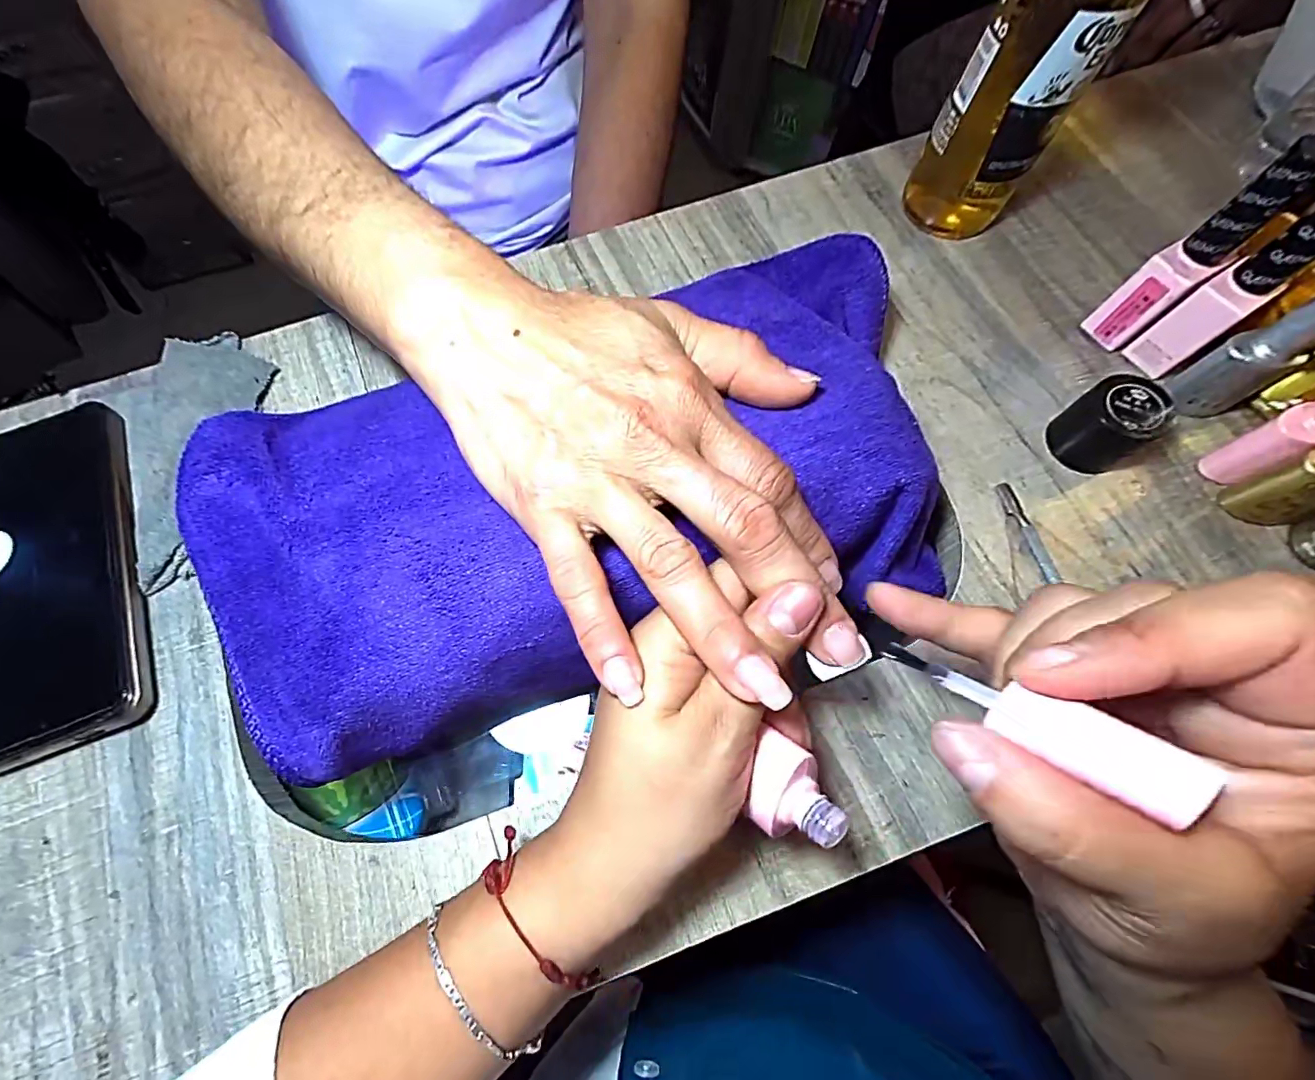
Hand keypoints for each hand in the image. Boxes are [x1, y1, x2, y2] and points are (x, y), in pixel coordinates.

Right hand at [415, 283, 864, 710]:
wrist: (481, 332)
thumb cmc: (571, 327)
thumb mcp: (667, 322)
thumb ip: (740, 356)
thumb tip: (806, 386)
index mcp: (688, 408)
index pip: (769, 483)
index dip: (809, 540)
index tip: (833, 589)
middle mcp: (653, 451)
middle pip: (738, 531)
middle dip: (790, 597)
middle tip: (829, 656)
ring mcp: (595, 484)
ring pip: (669, 565)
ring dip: (717, 631)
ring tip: (755, 688)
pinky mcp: (543, 508)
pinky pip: (576, 578)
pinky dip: (601, 631)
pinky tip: (626, 681)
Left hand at [544, 563, 825, 938]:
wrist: (617, 858)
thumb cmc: (660, 803)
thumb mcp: (719, 728)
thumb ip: (759, 655)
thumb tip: (802, 587)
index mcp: (662, 631)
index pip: (736, 575)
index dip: (794, 597)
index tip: (836, 641)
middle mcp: (665, 636)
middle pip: (749, 614)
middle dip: (789, 663)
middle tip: (797, 721)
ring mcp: (675, 664)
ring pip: (754, 655)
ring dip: (781, 700)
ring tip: (781, 752)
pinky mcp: (687, 692)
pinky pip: (739, 683)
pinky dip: (764, 715)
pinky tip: (768, 752)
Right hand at [869, 574, 1314, 981]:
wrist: (1129, 923)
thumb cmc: (1180, 920)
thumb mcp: (1163, 899)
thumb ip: (1073, 828)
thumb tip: (961, 741)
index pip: (1262, 623)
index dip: (1153, 634)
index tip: (1053, 683)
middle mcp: (1228, 675)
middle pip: (1137, 607)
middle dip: (1059, 660)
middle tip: (1017, 723)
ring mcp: (1132, 663)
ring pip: (1062, 610)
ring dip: (1010, 656)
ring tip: (997, 719)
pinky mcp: (1053, 669)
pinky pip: (993, 627)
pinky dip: (941, 619)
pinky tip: (892, 602)